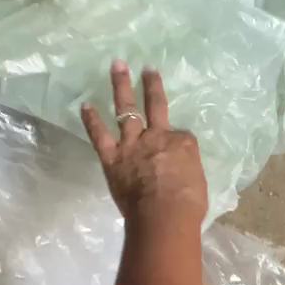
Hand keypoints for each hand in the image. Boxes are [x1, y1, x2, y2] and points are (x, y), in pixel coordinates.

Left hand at [80, 61, 208, 225]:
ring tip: (117, 66)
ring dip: (121, 86)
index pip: (181, 136)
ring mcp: (132, 145)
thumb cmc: (188, 207)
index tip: (178, 154)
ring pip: (126, 110)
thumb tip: (180, 172)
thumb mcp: (198, 183)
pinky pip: (99, 136)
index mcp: (183, 144)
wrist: (164, 218)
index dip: (179, 144)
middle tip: (145, 67)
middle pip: (154, 105)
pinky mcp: (112, 159)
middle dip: (150, 84)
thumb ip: (188, 171)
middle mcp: (157, 137)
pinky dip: (91, 120)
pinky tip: (85, 105)